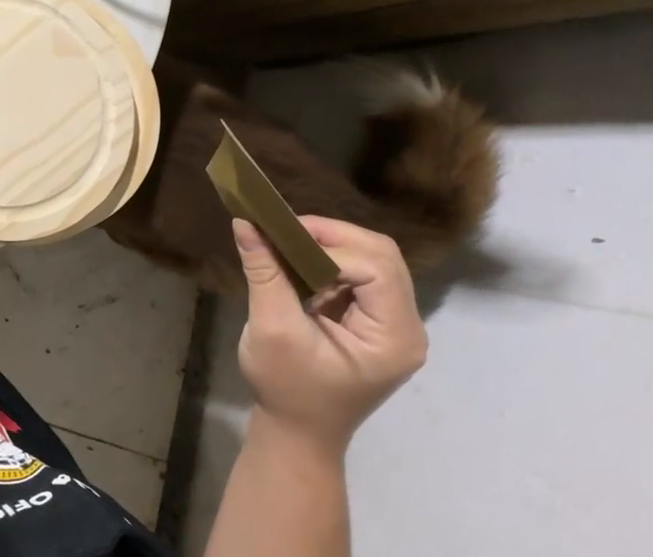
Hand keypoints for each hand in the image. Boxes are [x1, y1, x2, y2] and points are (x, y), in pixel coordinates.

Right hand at [234, 216, 428, 453]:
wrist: (298, 430)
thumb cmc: (287, 386)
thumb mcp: (271, 328)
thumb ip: (264, 274)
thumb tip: (245, 222)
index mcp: (395, 335)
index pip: (374, 269)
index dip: (329, 247)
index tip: (278, 237)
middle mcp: (407, 326)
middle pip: (382, 256)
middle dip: (332, 236)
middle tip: (282, 231)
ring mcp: (393, 324)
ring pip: (374, 261)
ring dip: (330, 246)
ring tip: (285, 245)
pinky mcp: (374, 322)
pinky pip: (360, 276)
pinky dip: (328, 261)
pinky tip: (296, 266)